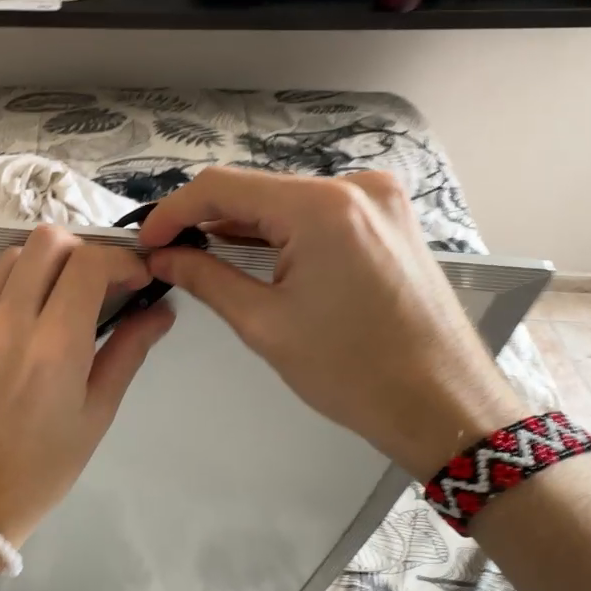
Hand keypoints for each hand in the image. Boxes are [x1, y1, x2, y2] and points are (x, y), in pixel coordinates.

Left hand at [0, 225, 176, 545]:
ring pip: (10, 259)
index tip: (133, 277)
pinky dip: (11, 297)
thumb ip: (128, 350)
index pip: (88, 263)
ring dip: (42, 265)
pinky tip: (22, 332)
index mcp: (53, 346)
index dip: (119, 259)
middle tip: (96, 280)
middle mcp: (7, 324)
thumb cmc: (46, 463)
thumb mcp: (98, 411)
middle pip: (45, 241)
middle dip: (80, 249)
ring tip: (59, 298)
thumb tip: (160, 309)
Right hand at [140, 167, 525, 477]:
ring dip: (240, 225)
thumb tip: (161, 257)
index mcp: (322, 207)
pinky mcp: (388, 219)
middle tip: (167, 254)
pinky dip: (279, 231)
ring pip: (284, 200)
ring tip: (200, 256)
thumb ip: (204, 277)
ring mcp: (378, 200)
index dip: (172, 211)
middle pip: (254, 189)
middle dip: (204, 219)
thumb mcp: (263, 323)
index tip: (146, 242)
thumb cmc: (354, 371)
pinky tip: (251, 254)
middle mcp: (354, 187)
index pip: (221, 186)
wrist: (444, 405)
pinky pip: (316, 212)